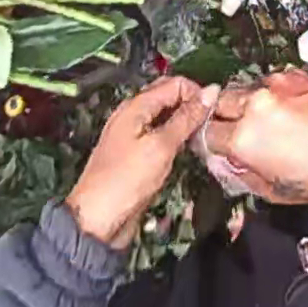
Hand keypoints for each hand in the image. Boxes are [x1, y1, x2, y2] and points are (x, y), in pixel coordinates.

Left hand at [65, 76, 213, 247]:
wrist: (96, 223)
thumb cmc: (126, 182)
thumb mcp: (162, 146)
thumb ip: (187, 118)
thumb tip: (210, 91)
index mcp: (136, 105)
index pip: (175, 83)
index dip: (196, 95)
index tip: (211, 113)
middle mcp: (133, 114)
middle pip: (170, 96)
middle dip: (191, 105)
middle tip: (208, 124)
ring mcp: (133, 133)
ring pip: (166, 116)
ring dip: (184, 123)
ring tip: (199, 138)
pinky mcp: (135, 153)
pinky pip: (160, 134)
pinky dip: (175, 137)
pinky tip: (184, 150)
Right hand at [200, 70, 307, 203]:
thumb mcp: (271, 190)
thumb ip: (240, 173)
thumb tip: (222, 162)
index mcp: (242, 138)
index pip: (207, 133)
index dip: (208, 140)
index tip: (213, 144)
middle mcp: (252, 106)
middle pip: (218, 103)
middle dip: (221, 115)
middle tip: (233, 128)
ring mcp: (271, 86)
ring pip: (242, 89)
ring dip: (244, 102)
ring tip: (261, 118)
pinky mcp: (289, 75)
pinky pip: (268, 82)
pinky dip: (268, 94)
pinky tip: (282, 107)